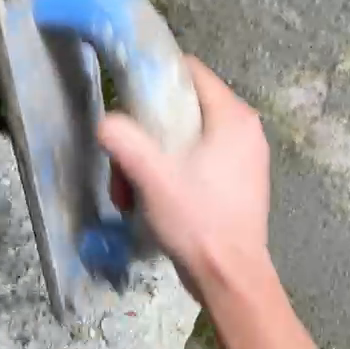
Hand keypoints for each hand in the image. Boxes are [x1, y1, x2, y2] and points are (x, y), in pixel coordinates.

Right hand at [97, 56, 272, 303]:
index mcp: (232, 117)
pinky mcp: (236, 182)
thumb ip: (125, 142)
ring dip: (148, 160)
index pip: (191, 72)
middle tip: (122, 168)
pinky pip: (193, 161)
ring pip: (182, 139)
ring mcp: (242, 157)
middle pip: (180, 110)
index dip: (154, 79)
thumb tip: (105, 123)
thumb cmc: (197, 221)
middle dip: (143, 136)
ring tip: (130, 194)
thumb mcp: (153, 177)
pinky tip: (149, 201)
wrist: (229, 276)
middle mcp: (243, 130)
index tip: (125, 102)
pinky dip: (167, 173)